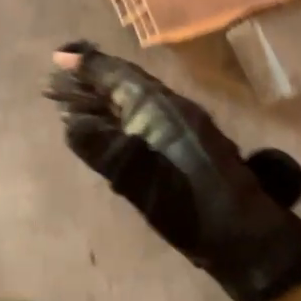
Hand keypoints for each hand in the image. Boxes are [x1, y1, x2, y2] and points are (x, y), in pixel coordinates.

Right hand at [45, 42, 300, 300]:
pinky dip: (114, 118)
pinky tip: (101, 130)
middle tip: (56, 80)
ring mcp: (178, 131)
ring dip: (100, 100)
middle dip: (90, 80)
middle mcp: (171, 111)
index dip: (88, 66)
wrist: (244, 241)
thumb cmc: (191, 208)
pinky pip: (140, 121)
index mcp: (162, 110)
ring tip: (69, 102)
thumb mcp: (141, 181)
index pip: (119, 76)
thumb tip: (70, 125)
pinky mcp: (180, 151)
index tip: (58, 58)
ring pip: (132, 103)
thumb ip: (105, 150)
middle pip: (125, 85)